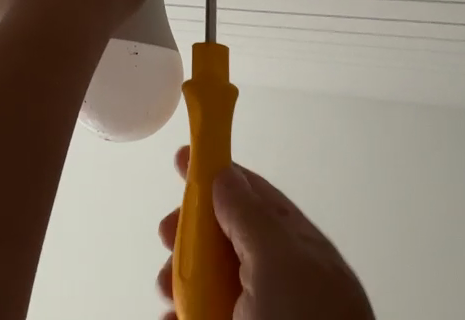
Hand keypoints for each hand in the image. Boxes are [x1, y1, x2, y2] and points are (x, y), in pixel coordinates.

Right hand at [157, 146, 375, 319]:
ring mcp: (261, 317)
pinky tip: (171, 318)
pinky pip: (203, 316)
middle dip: (191, 230)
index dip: (219, 174)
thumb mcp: (278, 262)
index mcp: (299, 251)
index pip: (256, 197)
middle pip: (226, 238)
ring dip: (180, 276)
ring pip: (210, 281)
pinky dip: (182, 314)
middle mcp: (281, 281)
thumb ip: (249, 215)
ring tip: (165, 289)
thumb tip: (224, 173)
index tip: (182, 159)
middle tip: (166, 233)